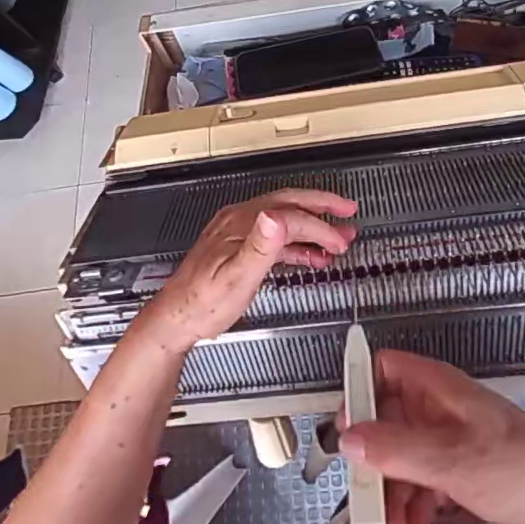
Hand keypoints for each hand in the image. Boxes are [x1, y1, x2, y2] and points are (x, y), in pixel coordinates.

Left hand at [130, 189, 357, 348]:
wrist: (176, 320)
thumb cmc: (202, 304)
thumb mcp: (236, 277)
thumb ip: (261, 245)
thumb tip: (278, 216)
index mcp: (242, 223)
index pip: (293, 216)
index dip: (321, 227)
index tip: (340, 239)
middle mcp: (239, 221)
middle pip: (290, 204)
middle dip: (323, 208)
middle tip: (348, 211)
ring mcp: (237, 232)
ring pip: (284, 220)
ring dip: (313, 228)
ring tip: (336, 239)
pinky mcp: (236, 247)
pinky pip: (274, 237)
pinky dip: (296, 243)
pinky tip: (308, 255)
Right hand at [342, 350, 524, 523]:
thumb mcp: (452, 458)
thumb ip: (396, 448)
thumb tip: (350, 439)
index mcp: (438, 388)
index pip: (383, 370)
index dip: (359, 395)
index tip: (345, 433)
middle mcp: (439, 411)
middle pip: (385, 426)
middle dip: (372, 468)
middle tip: (365, 504)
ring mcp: (449, 443)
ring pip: (400, 464)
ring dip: (391, 502)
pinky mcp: (459, 474)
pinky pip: (420, 489)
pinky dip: (411, 515)